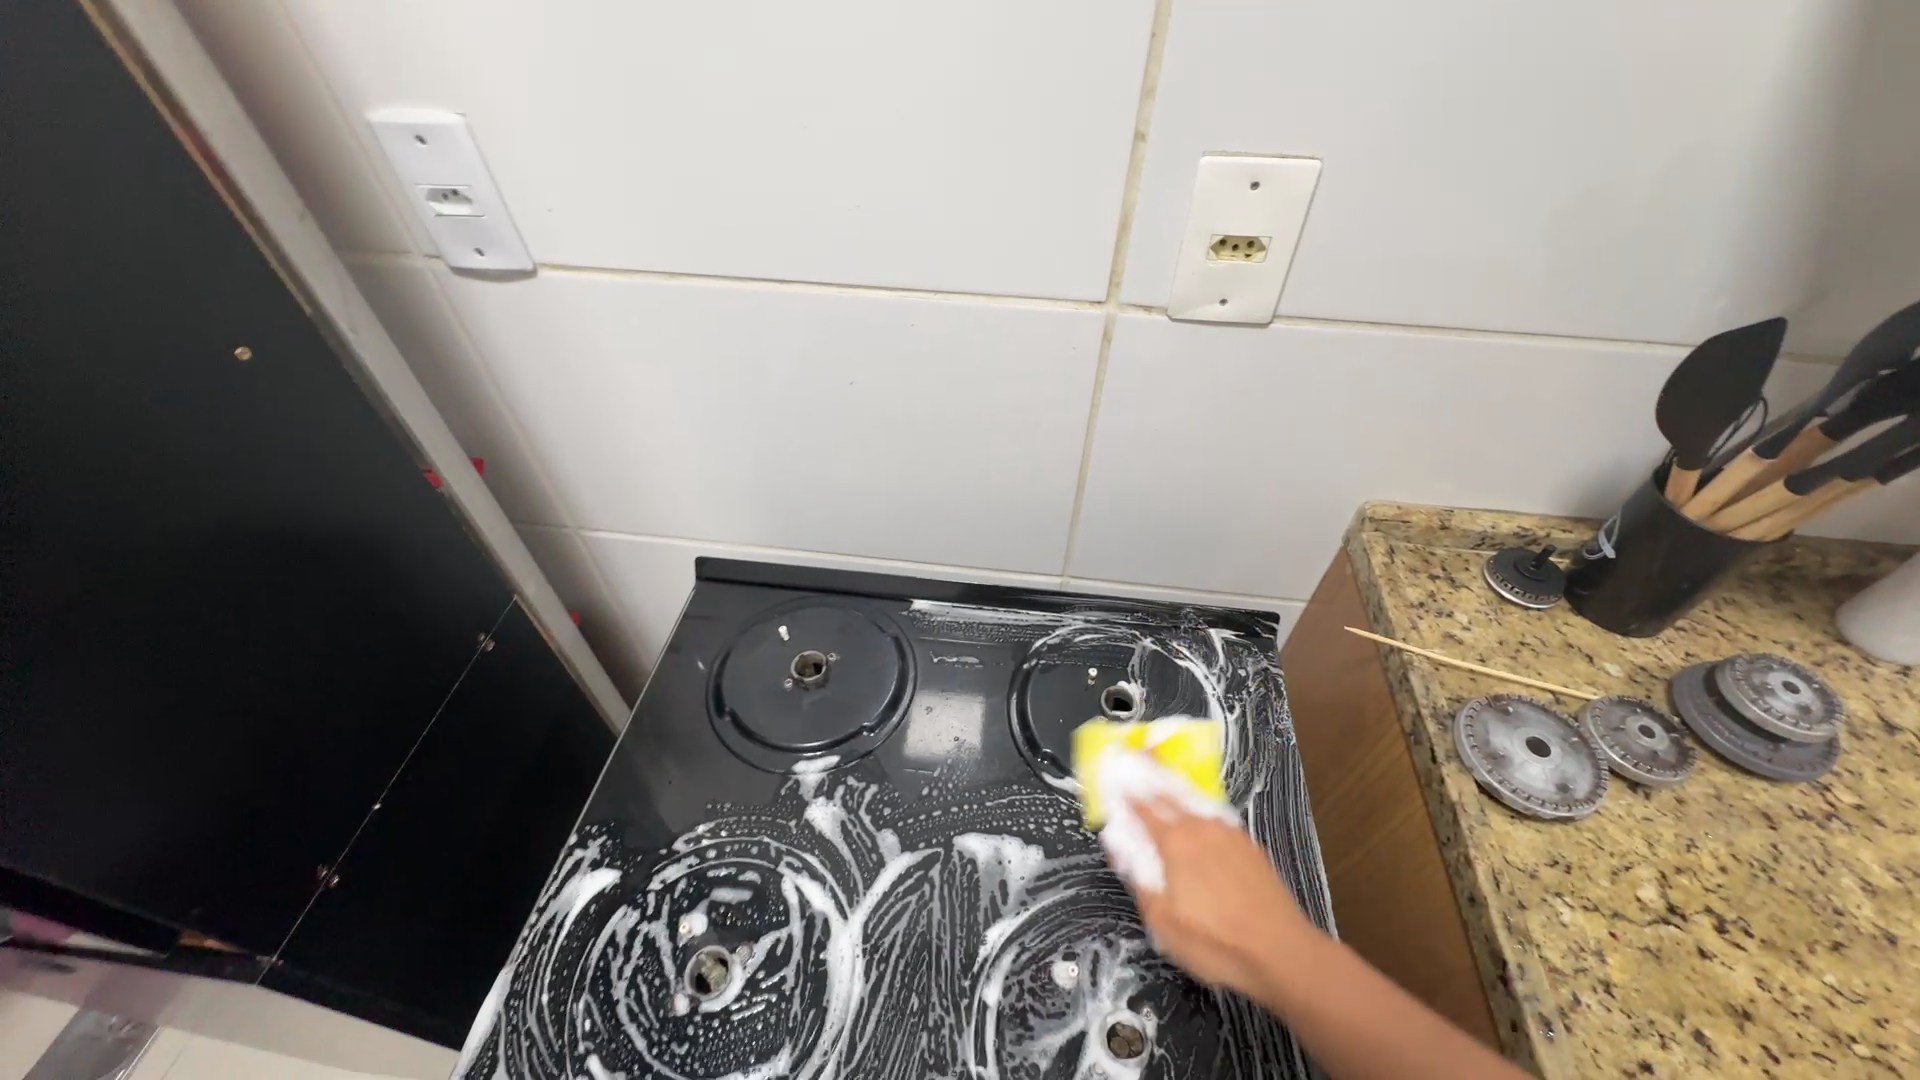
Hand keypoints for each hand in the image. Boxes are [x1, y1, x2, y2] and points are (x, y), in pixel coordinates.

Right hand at [1120, 797, 1311, 1001]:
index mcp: (1175, 843)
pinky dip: (1201, 812)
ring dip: (1176, 793)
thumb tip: (1123, 855)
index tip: (1115, 784)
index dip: (1127, 796)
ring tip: (1165, 785)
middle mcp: (1201, 829)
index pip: (1144, 809)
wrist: (1283, 954)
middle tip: (1136, 765)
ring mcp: (1230, 834)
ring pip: (1196, 805)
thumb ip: (1140, 884)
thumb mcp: (1163, 924)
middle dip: (1150, 781)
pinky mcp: (1251, 847)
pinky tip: (1201, 819)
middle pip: (1170, 796)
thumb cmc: (1216, 943)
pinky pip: (1217, 819)